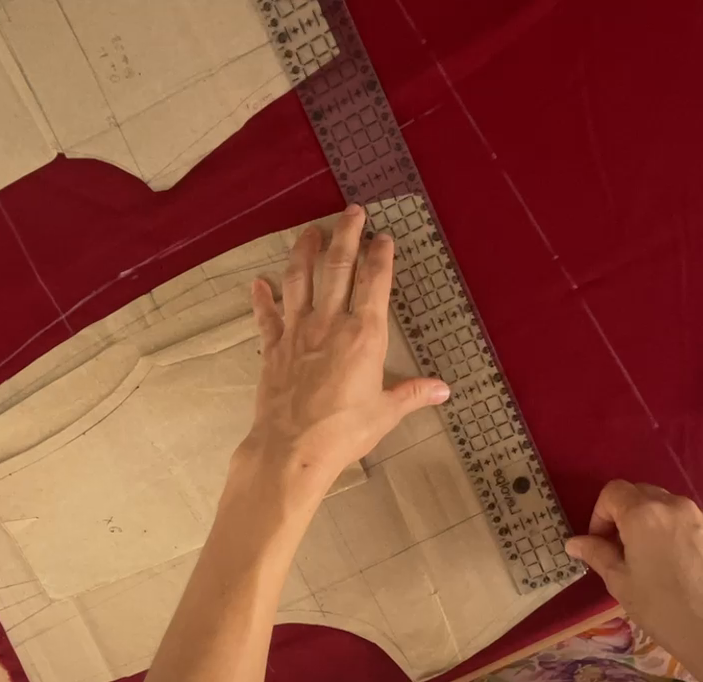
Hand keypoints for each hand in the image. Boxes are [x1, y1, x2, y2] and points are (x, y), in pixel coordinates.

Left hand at [238, 205, 449, 501]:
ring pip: (300, 279)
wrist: (293, 448)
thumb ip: (412, 394)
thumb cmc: (344, 432)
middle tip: (351, 211)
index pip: (374, 283)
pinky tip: (258, 283)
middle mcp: (331, 323)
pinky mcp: (274, 349)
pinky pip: (267, 316)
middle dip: (346, 234)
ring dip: (305, 251)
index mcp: (365, 335)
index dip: (380, 256)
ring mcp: (298, 332)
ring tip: (310, 231)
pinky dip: (262, 298)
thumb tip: (443, 390)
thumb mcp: (385, 413)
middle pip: (338, 267)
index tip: (383, 237)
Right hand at [566, 481, 702, 681]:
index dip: (600, 514)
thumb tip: (575, 542)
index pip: (613, 492)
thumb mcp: (619, 582)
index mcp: (644, 514)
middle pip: (642, 494)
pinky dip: (680, 533)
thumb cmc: (661, 608)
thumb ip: (596, 554)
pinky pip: (694, 522)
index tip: (601, 543)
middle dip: (626, 515)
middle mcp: (675, 505)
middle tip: (624, 550)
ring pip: (669, 507)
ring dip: (654, 523)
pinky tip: (684, 566)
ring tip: (656, 559)